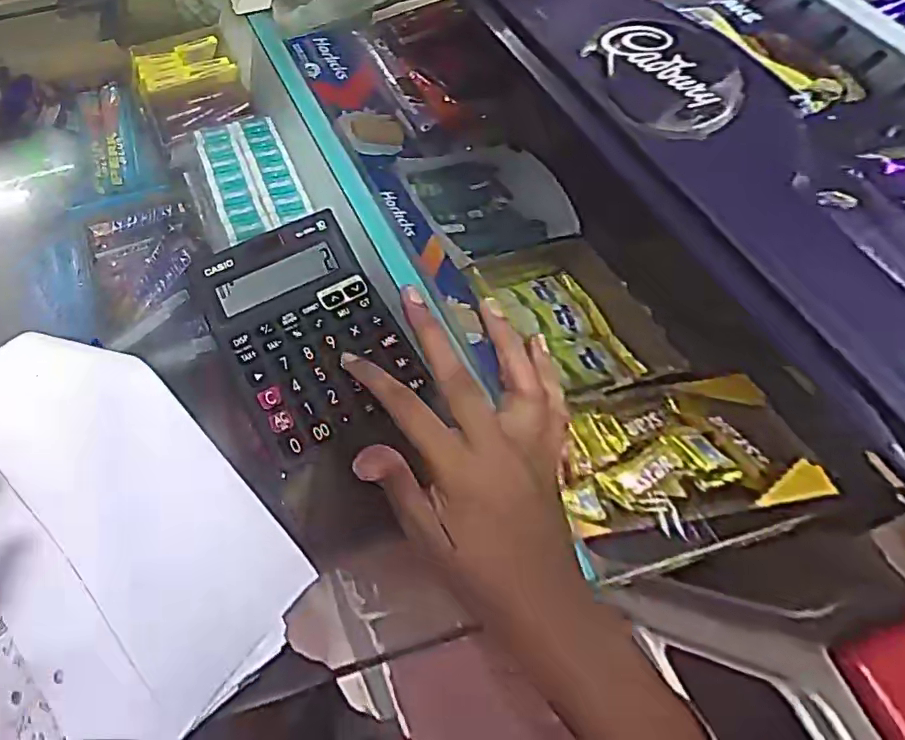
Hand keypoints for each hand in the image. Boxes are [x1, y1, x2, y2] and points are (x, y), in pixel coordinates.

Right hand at [341, 288, 581, 638]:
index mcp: (461, 468)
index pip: (410, 410)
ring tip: (484, 302)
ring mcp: (529, 447)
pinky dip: (544, 371)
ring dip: (501, 338)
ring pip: (519, 381)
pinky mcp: (548, 453)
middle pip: (462, 378)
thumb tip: (364, 453)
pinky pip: (552, 405)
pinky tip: (536, 345)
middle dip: (433, 333)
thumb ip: (399, 487)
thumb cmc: (480, 575)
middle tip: (415, 296)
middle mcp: (498, 448)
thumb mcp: (429, 539)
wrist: (548, 608)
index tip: (352, 358)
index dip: (377, 380)